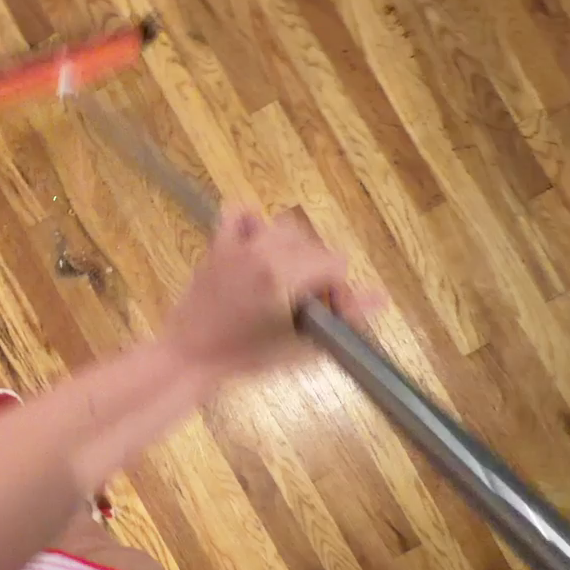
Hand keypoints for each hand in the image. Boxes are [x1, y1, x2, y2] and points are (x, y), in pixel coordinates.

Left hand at [162, 207, 381, 380]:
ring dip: (291, 249)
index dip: (338, 289)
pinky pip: (237, 213)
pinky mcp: (216, 247)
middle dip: (317, 271)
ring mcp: (236, 246)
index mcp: (282, 273)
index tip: (327, 313)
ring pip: (282, 228)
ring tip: (284, 279)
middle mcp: (260, 251)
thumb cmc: (244, 356)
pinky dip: (251, 223)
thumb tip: (381, 297)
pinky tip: (257, 247)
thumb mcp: (300, 344)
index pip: (334, 262)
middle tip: (305, 304)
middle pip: (312, 244)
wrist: (189, 354)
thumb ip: (343, 317)